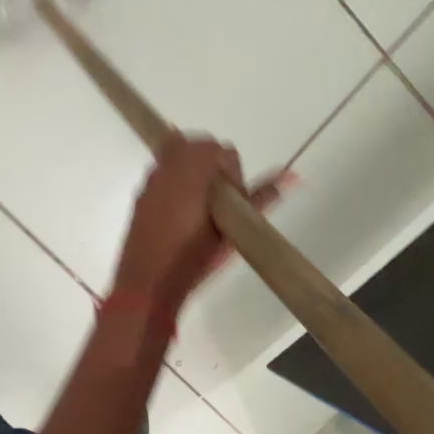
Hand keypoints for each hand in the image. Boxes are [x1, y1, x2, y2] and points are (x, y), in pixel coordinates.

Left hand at [110, 134, 287, 312]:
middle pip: (200, 148)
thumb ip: (261, 197)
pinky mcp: (139, 196)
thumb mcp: (234, 228)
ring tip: (199, 215)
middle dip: (213, 172)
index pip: (225, 152)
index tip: (231, 204)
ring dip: (193, 178)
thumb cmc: (193, 257)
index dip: (233, 177)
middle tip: (217, 207)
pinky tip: (178, 221)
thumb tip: (294, 176)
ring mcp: (151, 178)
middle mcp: (170, 163)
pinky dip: (174, 189)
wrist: (148, 285)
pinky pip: (163, 178)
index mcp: (195, 164)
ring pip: (179, 160)